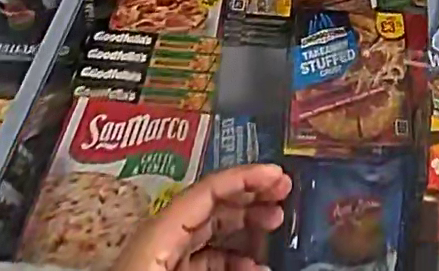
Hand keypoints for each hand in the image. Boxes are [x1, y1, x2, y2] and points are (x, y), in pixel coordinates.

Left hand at [114, 164, 291, 270]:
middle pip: (208, 206)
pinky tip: (252, 268)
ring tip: (274, 231)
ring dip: (242, 229)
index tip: (278, 176)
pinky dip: (228, 260)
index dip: (245, 177)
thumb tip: (265, 266)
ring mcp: (156, 266)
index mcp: (155, 239)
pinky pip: (199, 261)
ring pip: (206, 233)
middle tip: (284, 195)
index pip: (206, 191)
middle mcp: (155, 245)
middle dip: (248, 198)